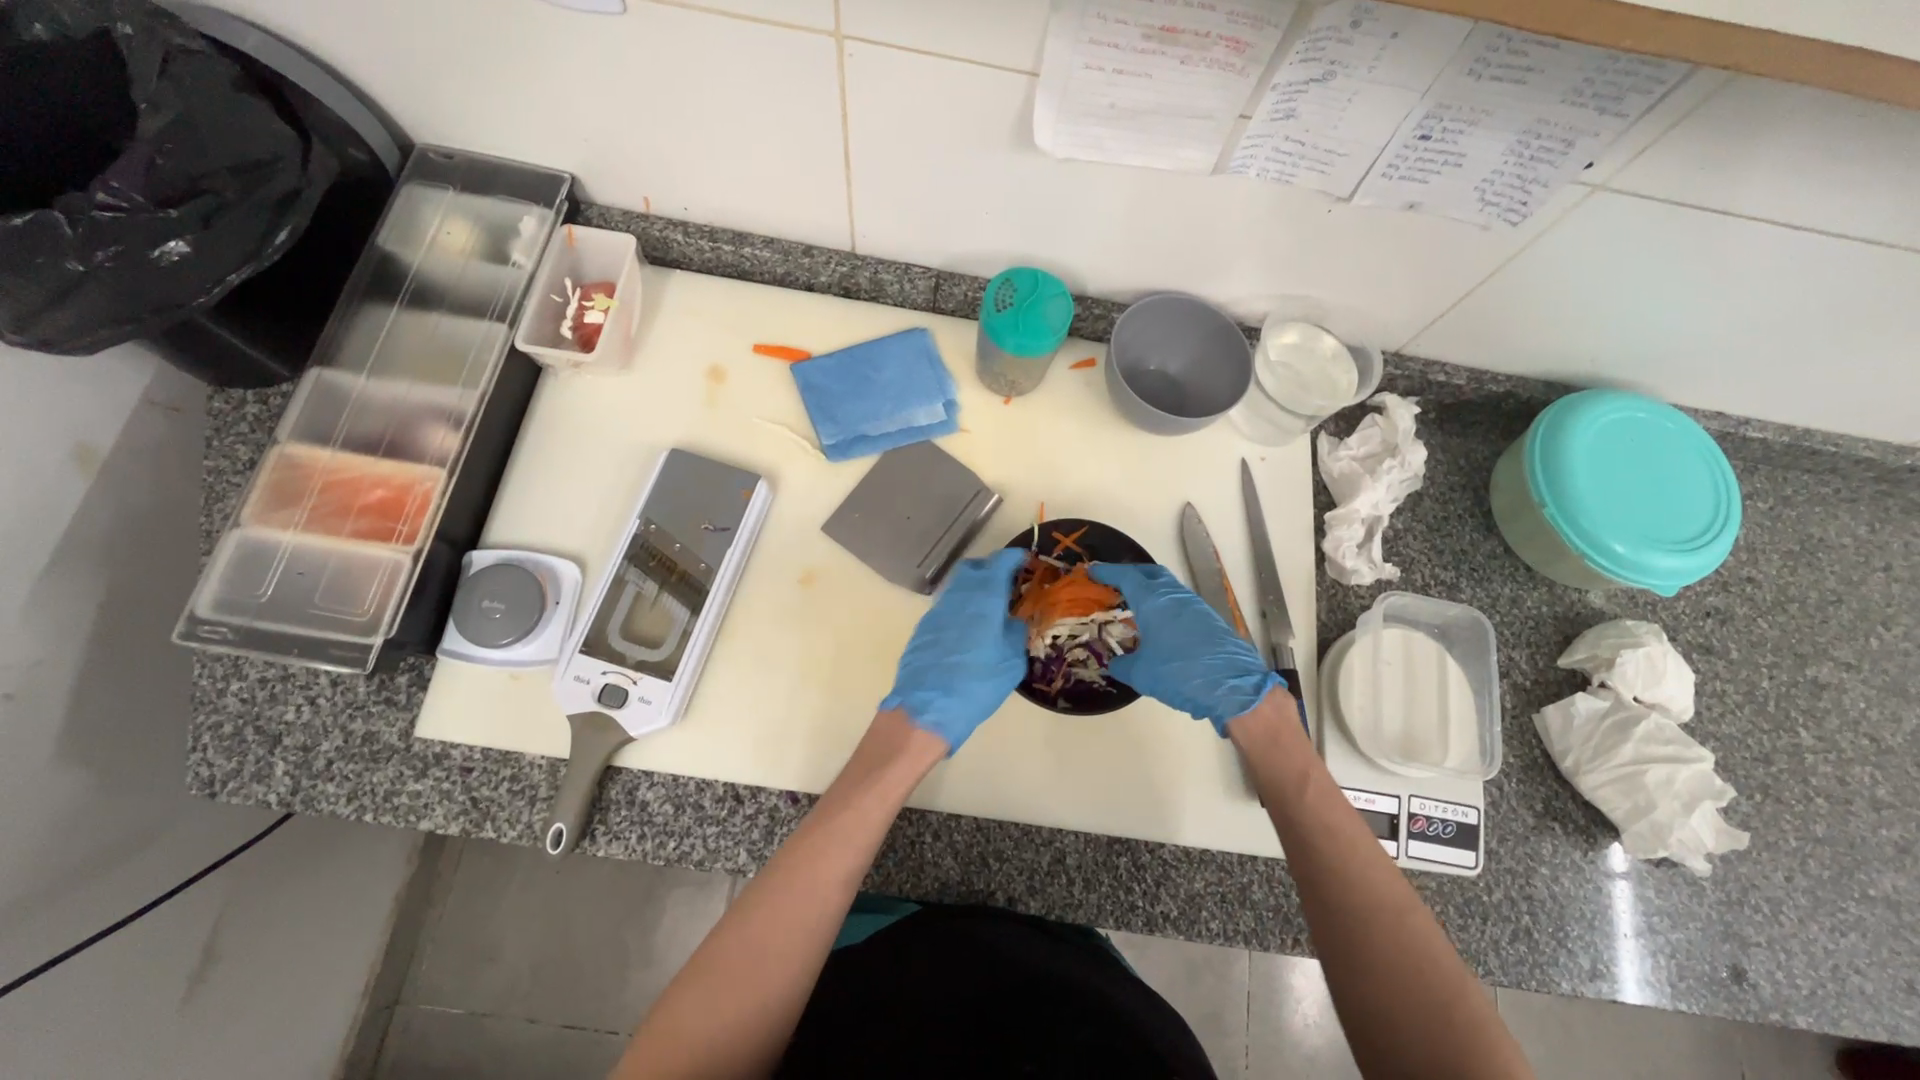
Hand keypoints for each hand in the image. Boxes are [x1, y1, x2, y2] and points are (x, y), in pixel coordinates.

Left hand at [879, 548, 1027, 752]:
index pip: (999, 563)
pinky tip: (967, 633)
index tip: (1025, 561)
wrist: (926, 709)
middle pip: (972, 568)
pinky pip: (945, 608)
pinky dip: (959, 610)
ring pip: (956, 588)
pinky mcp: (922, 629)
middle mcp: (957, 597)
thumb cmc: (977, 684)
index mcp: (983, 599)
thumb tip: (1013, 622)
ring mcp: (936, 612)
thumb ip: (1015, 634)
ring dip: (973, 591)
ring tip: (988, 612)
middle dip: (990, 570)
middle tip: (1006, 585)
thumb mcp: (1011, 662)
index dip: (1014, 558)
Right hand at [1089, 562, 1281, 735]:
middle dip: (1131, 574)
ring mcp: (1196, 607)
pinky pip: (1180, 603)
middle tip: (1115, 583)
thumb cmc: (1179, 674)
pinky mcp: (1209, 621)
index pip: (1127, 576)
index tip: (1093, 570)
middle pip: (1151, 574)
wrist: (1234, 688)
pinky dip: (1165, 605)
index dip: (1108, 572)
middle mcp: (1176, 596)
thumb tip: (1115, 663)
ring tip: (1136, 603)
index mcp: (1154, 600)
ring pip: (1169, 588)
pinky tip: (1160, 625)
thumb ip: (1123, 666)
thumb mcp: (1142, 674)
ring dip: (1151, 590)